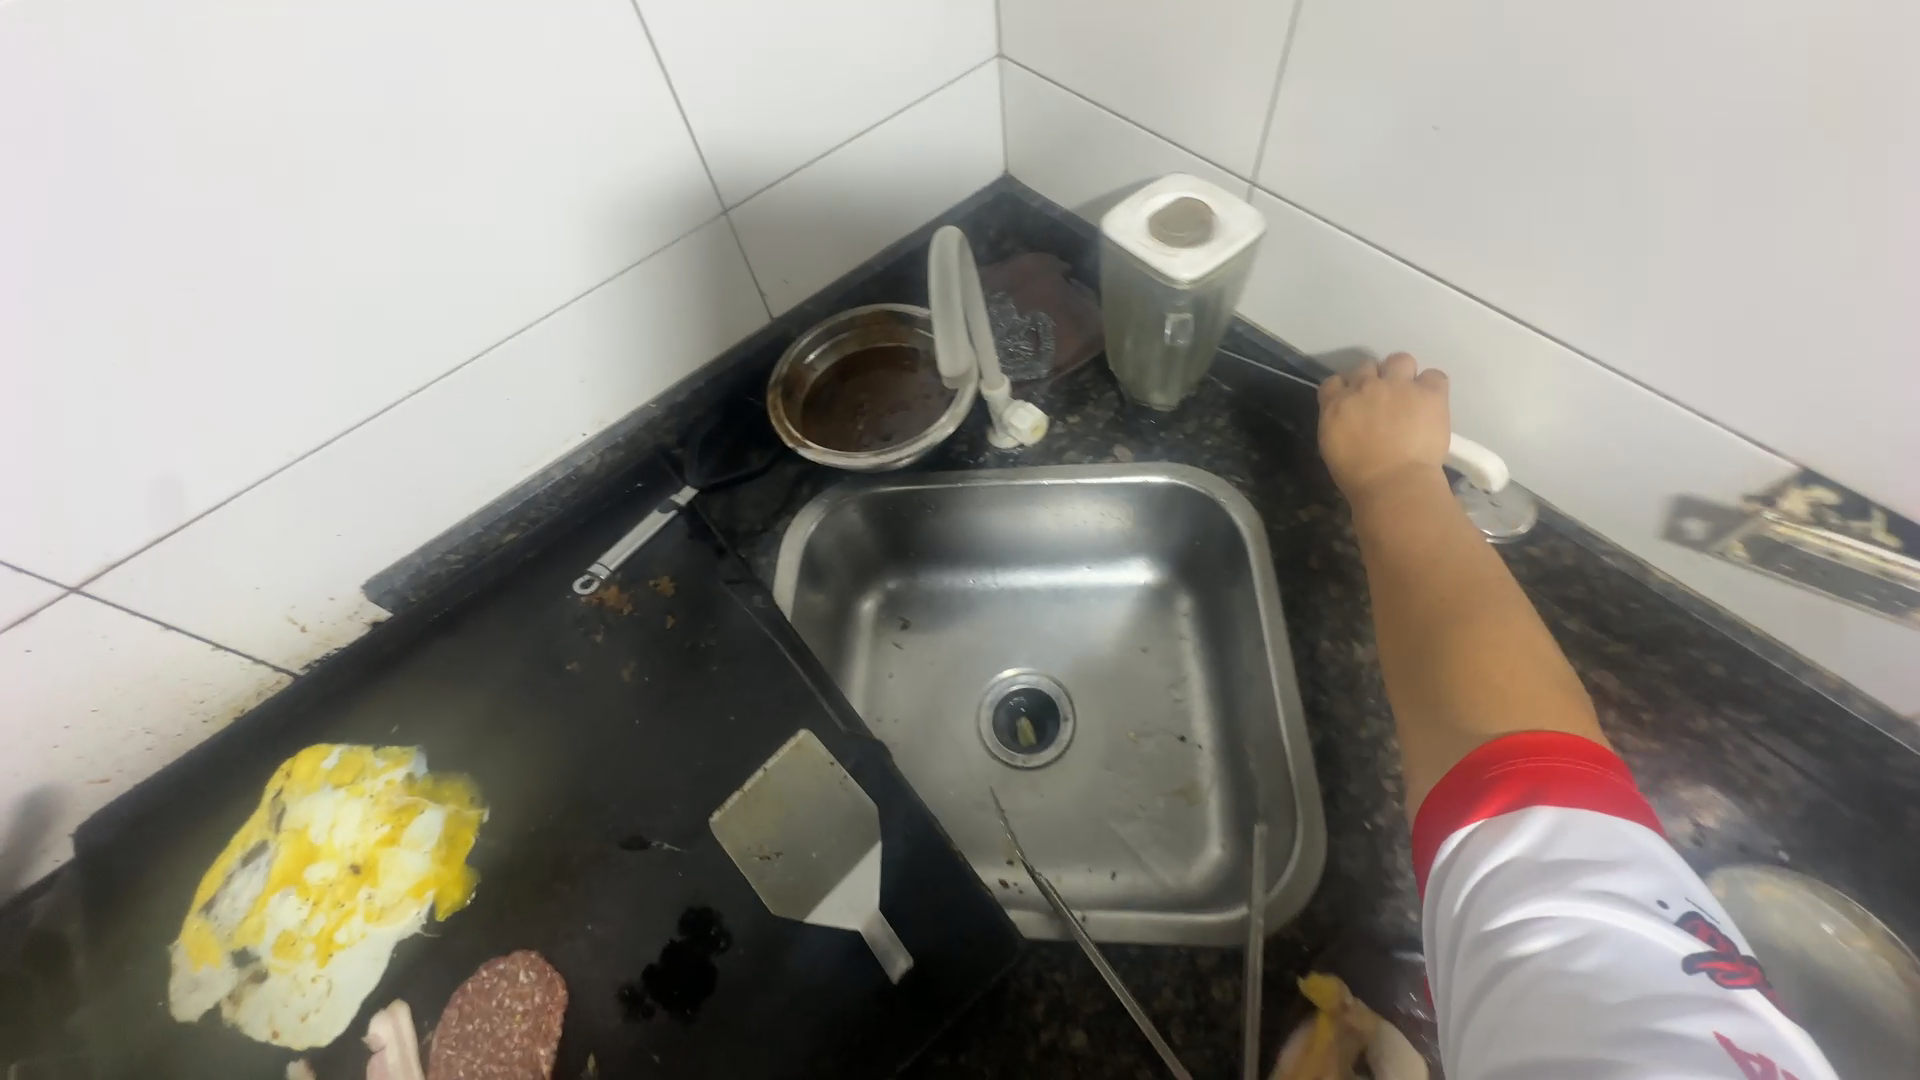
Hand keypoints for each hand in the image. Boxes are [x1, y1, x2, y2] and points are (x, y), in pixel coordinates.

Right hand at [1317, 353, 1450, 507]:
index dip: (1344, 388)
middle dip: (1372, 379)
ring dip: (1401, 373)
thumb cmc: (1356, 474)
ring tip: (1407, 393)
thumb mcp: (1332, 445)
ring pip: (1399, 360)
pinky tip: (1430, 402)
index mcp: (1336, 403)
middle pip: (1366, 366)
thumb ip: (1337, 422)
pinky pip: (1433, 375)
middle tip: (1381, 399)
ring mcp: (1399, 386)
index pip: (1334, 381)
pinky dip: (1431, 386)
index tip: (1351, 400)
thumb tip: (1348, 416)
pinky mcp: (1430, 392)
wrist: (1393, 481)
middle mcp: (1365, 386)